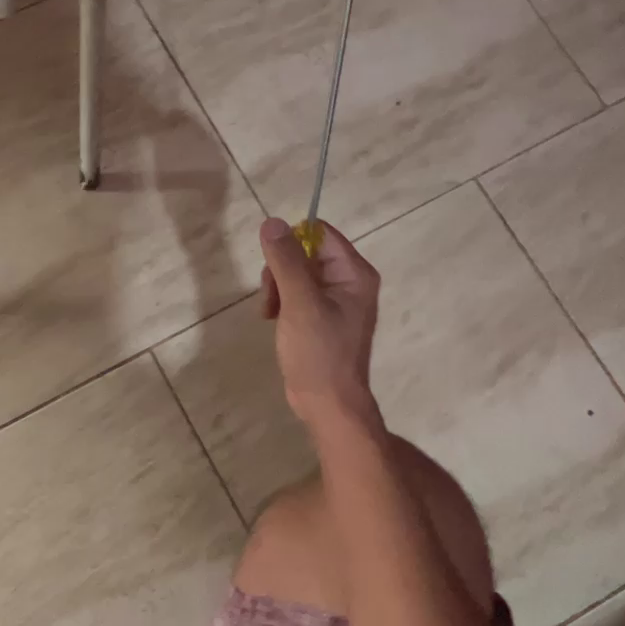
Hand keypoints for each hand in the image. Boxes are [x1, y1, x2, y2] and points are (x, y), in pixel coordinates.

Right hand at [259, 217, 383, 432]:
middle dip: (280, 270)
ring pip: (294, 272)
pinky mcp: (320, 316)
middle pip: (304, 251)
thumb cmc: (319, 352)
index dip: (291, 242)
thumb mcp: (300, 303)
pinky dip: (280, 301)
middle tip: (271, 297)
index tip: (274, 265)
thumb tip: (272, 222)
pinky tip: (272, 320)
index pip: (320, 233)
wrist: (327, 403)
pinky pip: (295, 292)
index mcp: (354, 273)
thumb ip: (286, 261)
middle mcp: (348, 281)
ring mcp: (335, 300)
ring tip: (270, 313)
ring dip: (276, 287)